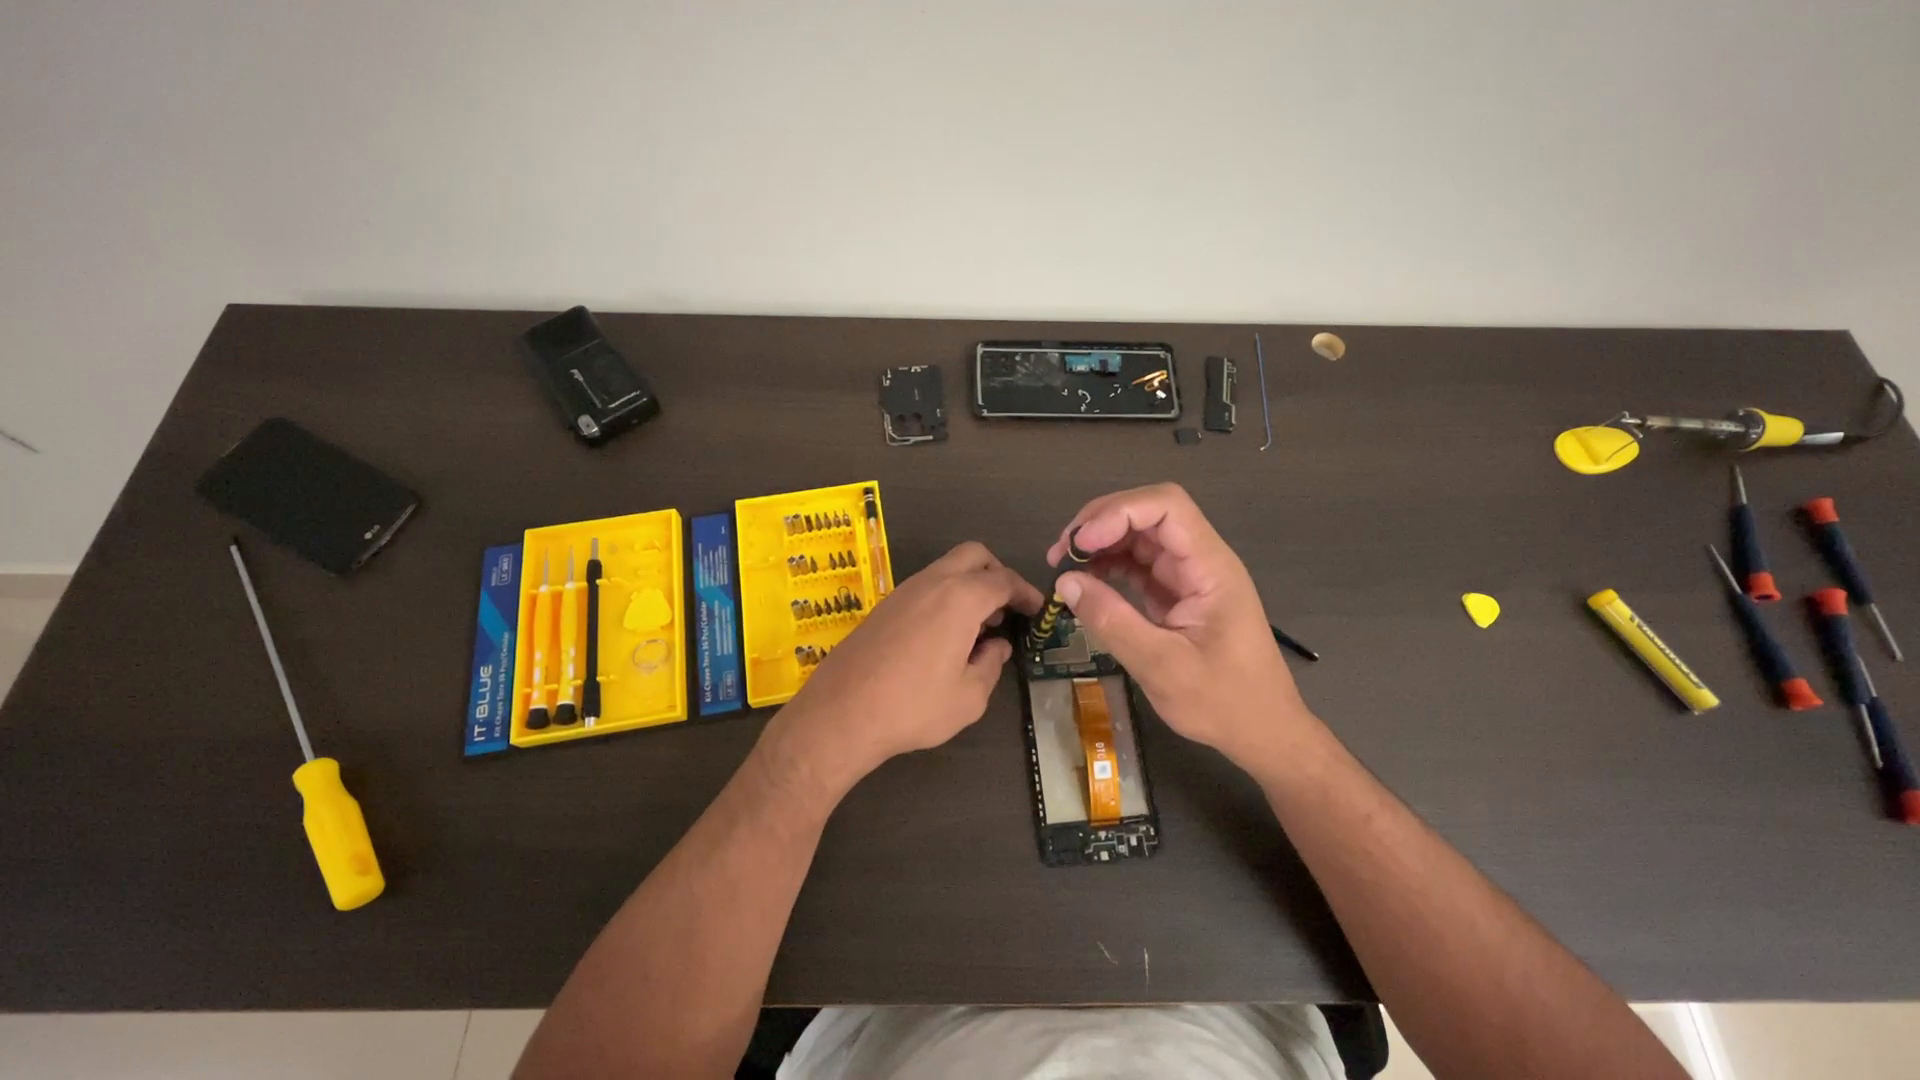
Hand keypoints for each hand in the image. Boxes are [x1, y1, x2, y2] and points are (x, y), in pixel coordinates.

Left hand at [769, 541, 1043, 792]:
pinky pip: (925, 586)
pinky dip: (945, 596)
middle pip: (974, 555)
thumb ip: (991, 665)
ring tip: (979, 627)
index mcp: (960, 598)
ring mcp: (903, 591)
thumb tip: (997, 646)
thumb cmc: (913, 706)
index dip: (1026, 593)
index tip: (1037, 610)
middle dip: (997, 574)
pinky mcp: (884, 606)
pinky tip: (945, 635)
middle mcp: (932, 583)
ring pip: (946, 568)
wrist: (841, 713)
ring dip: (969, 585)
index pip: (1004, 580)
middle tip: (1008, 609)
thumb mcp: (968, 697)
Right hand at [1045, 483, 1311, 768]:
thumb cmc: (1223, 702)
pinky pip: (1140, 564)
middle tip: (1060, 553)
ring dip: (1101, 543)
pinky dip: (1109, 566)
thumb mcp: (1162, 667)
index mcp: (1211, 568)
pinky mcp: (1178, 594)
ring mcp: (1190, 577)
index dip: (1118, 513)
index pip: (1166, 507)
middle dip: (1101, 523)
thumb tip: (1065, 582)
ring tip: (1063, 566)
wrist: (1262, 732)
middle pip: (1149, 514)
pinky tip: (1085, 582)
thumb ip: (1113, 622)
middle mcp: (1201, 561)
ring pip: (1141, 536)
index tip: (1079, 544)